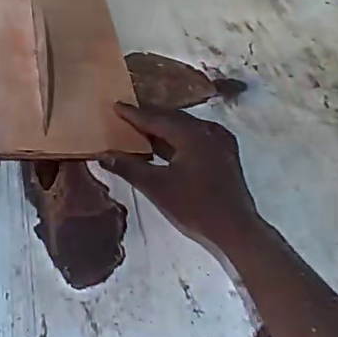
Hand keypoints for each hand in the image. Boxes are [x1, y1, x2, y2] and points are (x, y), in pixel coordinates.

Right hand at [98, 103, 260, 249]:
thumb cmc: (194, 206)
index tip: (116, 106)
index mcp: (192, 135)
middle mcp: (208, 132)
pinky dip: (177, 137)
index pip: (156, 119)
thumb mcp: (156, 186)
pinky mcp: (225, 155)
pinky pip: (196, 137)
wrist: (235, 230)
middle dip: (149, 116)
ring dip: (163, 127)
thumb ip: (128, 167)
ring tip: (142, 127)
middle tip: (127, 113)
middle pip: (173, 118)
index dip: (134, 114)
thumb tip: (102, 155)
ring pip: (186, 127)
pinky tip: (166, 145)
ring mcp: (220, 142)